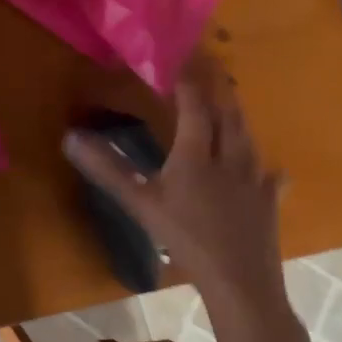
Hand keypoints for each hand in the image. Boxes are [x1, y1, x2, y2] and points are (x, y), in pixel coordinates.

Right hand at [63, 57, 285, 303]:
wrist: (242, 283)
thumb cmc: (185, 238)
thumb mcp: (139, 203)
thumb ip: (107, 169)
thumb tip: (69, 136)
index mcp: (195, 156)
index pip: (194, 109)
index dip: (188, 83)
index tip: (182, 58)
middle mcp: (228, 161)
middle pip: (228, 118)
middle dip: (219, 91)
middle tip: (213, 67)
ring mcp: (254, 183)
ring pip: (248, 141)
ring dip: (238, 118)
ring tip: (232, 102)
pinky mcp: (269, 205)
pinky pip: (269, 177)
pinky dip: (265, 165)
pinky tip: (271, 168)